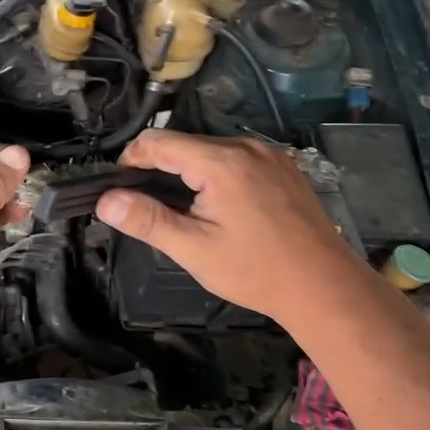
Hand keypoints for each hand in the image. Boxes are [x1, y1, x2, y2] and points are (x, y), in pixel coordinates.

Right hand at [95, 131, 370, 322]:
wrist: (325, 287)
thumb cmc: (255, 270)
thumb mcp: (193, 249)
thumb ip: (146, 220)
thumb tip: (105, 201)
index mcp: (221, 162)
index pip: (157, 141)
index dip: (130, 160)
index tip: (120, 189)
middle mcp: (245, 147)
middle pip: (183, 143)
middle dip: (158, 168)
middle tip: (149, 206)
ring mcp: (268, 154)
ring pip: (209, 150)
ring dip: (187, 171)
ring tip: (181, 209)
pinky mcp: (282, 166)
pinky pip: (235, 158)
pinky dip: (215, 174)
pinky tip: (217, 207)